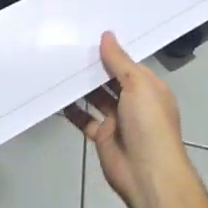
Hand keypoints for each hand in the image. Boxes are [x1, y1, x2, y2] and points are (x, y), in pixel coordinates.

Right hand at [65, 32, 194, 207]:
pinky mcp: (103, 136)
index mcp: (150, 89)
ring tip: (59, 67)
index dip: (112, 52)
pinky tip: (57, 97)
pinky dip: (73, 110)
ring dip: (82, 86)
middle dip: (94, 68)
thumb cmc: (149, 124)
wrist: (147, 173)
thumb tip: (107, 35)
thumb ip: (119, 61)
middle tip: (68, 48)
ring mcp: (118, 120)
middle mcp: (135, 102)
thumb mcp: (138, 85)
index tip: (90, 36)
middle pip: (111, 80)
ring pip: (97, 98)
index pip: (129, 65)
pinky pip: (85, 119)